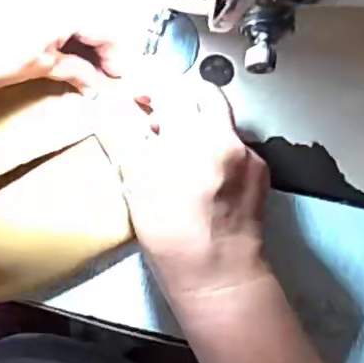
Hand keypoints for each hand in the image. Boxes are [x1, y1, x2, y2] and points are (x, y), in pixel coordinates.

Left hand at [0, 0, 146, 98]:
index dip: (117, 53)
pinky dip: (65, 17)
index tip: (116, 76)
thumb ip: (73, 68)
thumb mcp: (37, 66)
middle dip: (104, 38)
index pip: (110, 23)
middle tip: (103, 67)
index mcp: (66, 2)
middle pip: (98, 6)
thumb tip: (95, 82)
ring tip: (81, 56)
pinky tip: (59, 39)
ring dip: (85, 27)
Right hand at [95, 77, 273, 298]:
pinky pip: (230, 145)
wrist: (220, 277)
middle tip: (151, 115)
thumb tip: (104, 103)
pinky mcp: (259, 174)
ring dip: (191, 123)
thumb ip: (121, 134)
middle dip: (175, 98)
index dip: (147, 86)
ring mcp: (249, 156)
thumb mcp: (135, 182)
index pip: (172, 87)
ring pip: (217, 121)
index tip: (132, 97)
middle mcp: (229, 139)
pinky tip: (193, 172)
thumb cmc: (172, 234)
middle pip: (203, 95)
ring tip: (168, 148)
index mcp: (198, 137)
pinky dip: (208, 146)